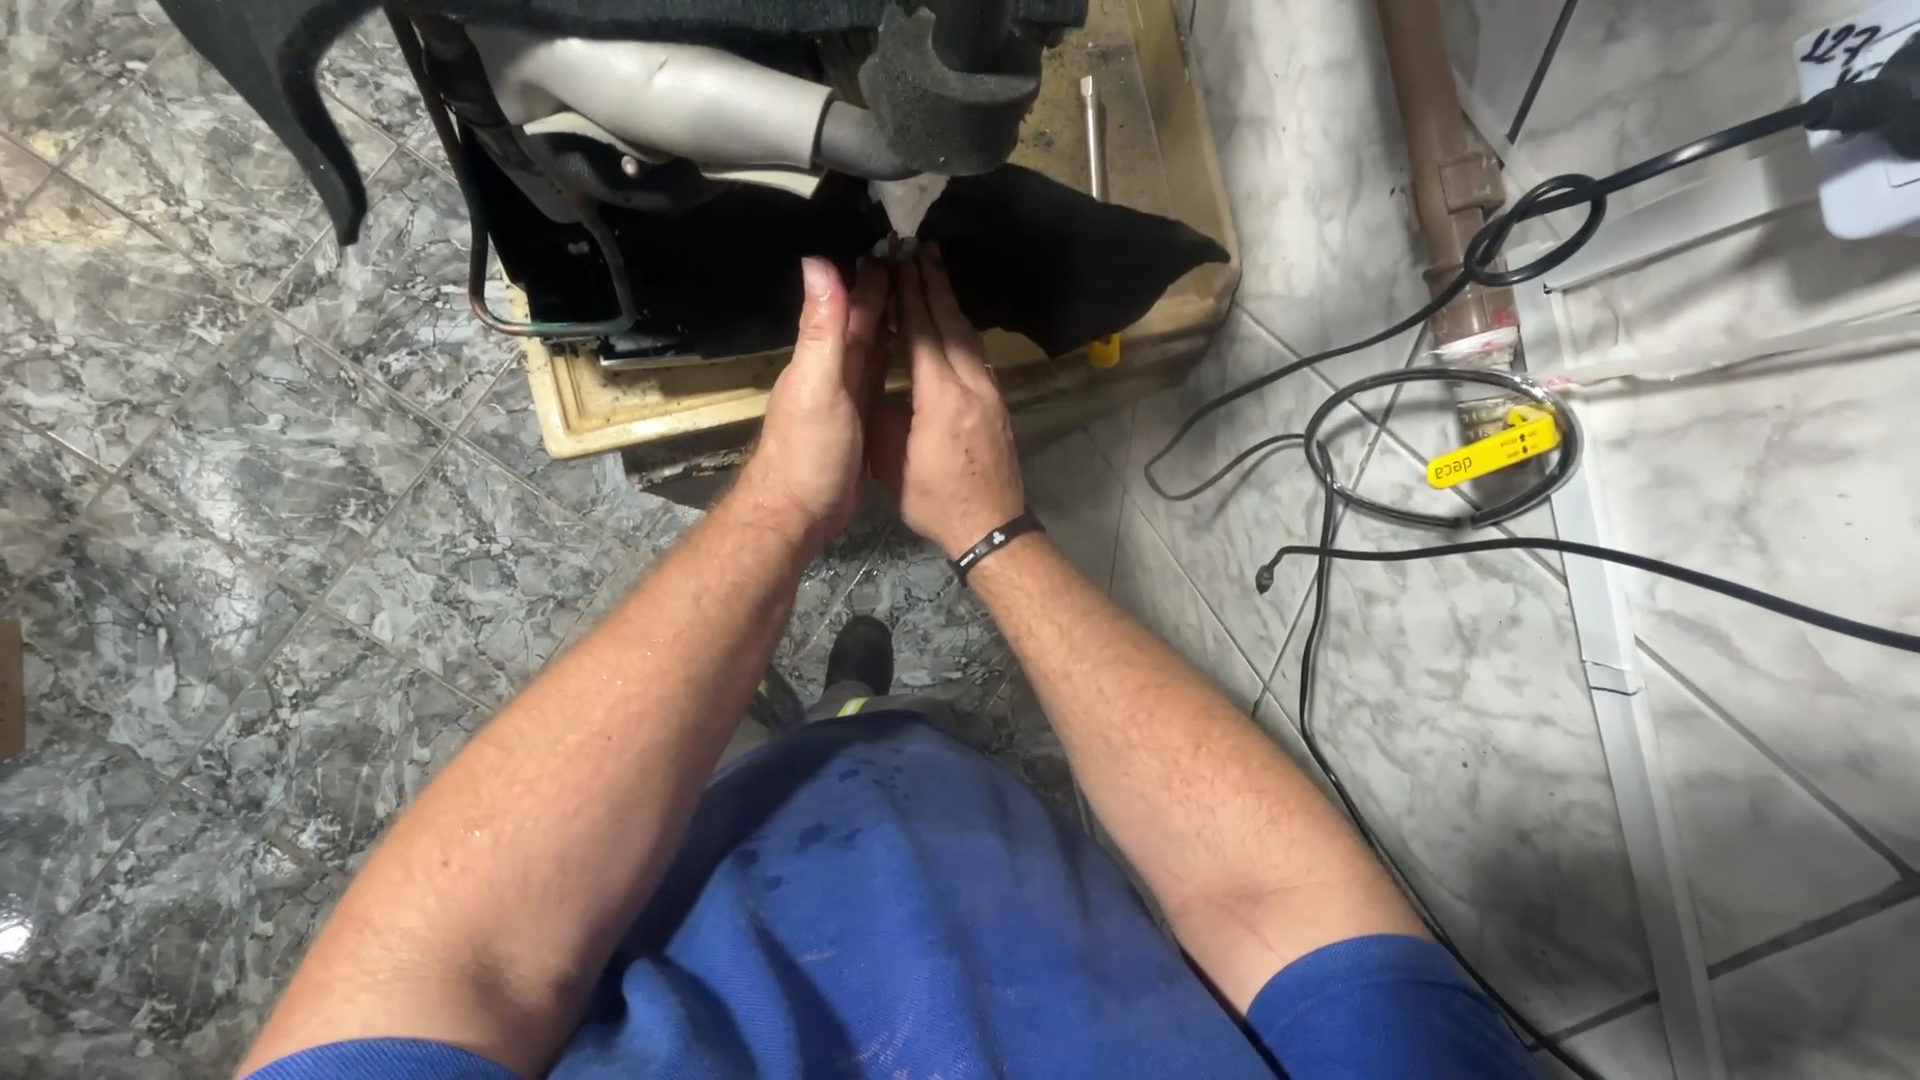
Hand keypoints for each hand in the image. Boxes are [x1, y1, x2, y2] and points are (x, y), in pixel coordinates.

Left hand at [732, 256, 889, 548]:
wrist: (800, 514)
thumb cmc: (808, 452)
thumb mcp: (818, 386)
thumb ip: (822, 329)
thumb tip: (817, 261)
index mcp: (820, 360)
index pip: (845, 310)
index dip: (865, 280)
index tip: (889, 248)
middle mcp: (830, 374)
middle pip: (858, 327)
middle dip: (880, 296)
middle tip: (909, 264)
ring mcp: (844, 401)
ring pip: (868, 352)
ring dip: (886, 325)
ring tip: (911, 298)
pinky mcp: (858, 426)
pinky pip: (876, 383)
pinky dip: (888, 363)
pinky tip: (902, 356)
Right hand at [869, 245, 1025, 558]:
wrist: (991, 526)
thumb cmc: (934, 500)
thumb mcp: (891, 461)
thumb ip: (886, 413)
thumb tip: (880, 379)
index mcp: (940, 397)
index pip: (922, 332)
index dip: (908, 294)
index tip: (895, 261)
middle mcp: (972, 386)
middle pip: (951, 323)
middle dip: (932, 283)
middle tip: (918, 248)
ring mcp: (991, 394)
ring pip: (969, 336)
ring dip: (950, 302)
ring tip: (935, 271)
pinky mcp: (999, 404)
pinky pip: (978, 354)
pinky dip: (961, 329)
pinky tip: (953, 322)